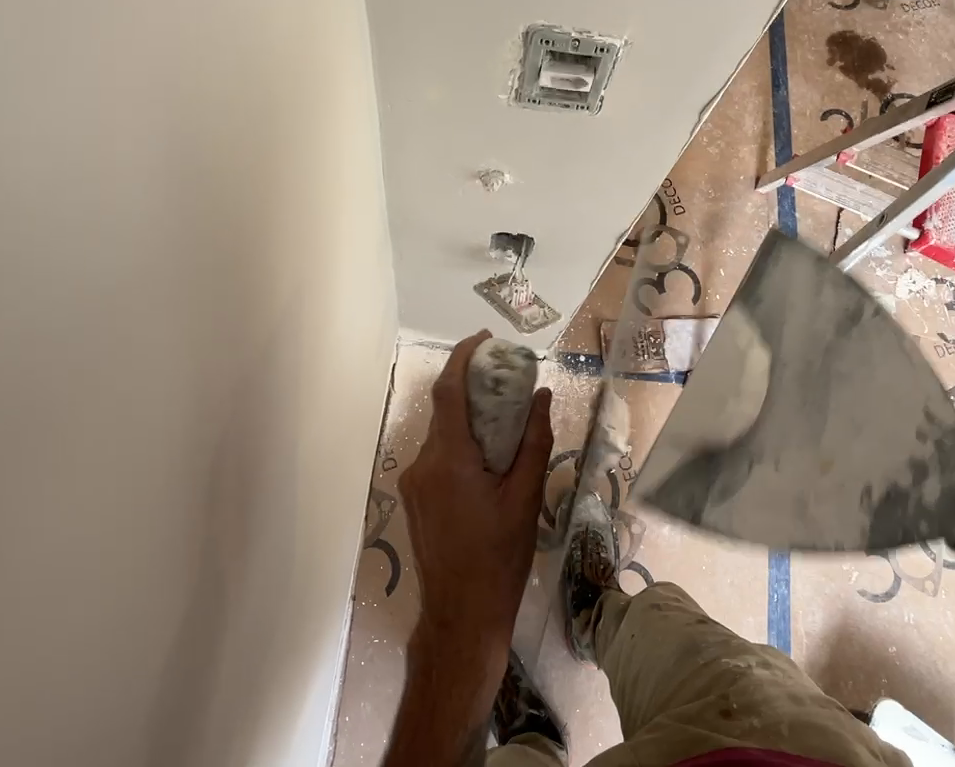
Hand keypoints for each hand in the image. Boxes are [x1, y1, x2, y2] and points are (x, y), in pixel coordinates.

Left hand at [398, 331, 554, 712]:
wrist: (461, 615)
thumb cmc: (499, 557)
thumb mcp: (525, 498)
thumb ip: (533, 442)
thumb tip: (541, 397)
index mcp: (450, 459)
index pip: (448, 391)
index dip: (463, 357)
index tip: (485, 340)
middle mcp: (423, 464)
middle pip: (445, 411)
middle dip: (473, 389)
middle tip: (508, 382)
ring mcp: (413, 483)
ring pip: (441, 435)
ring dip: (468, 421)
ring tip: (504, 423)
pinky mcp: (414, 498)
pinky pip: (437, 457)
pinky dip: (459, 445)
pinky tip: (486, 460)